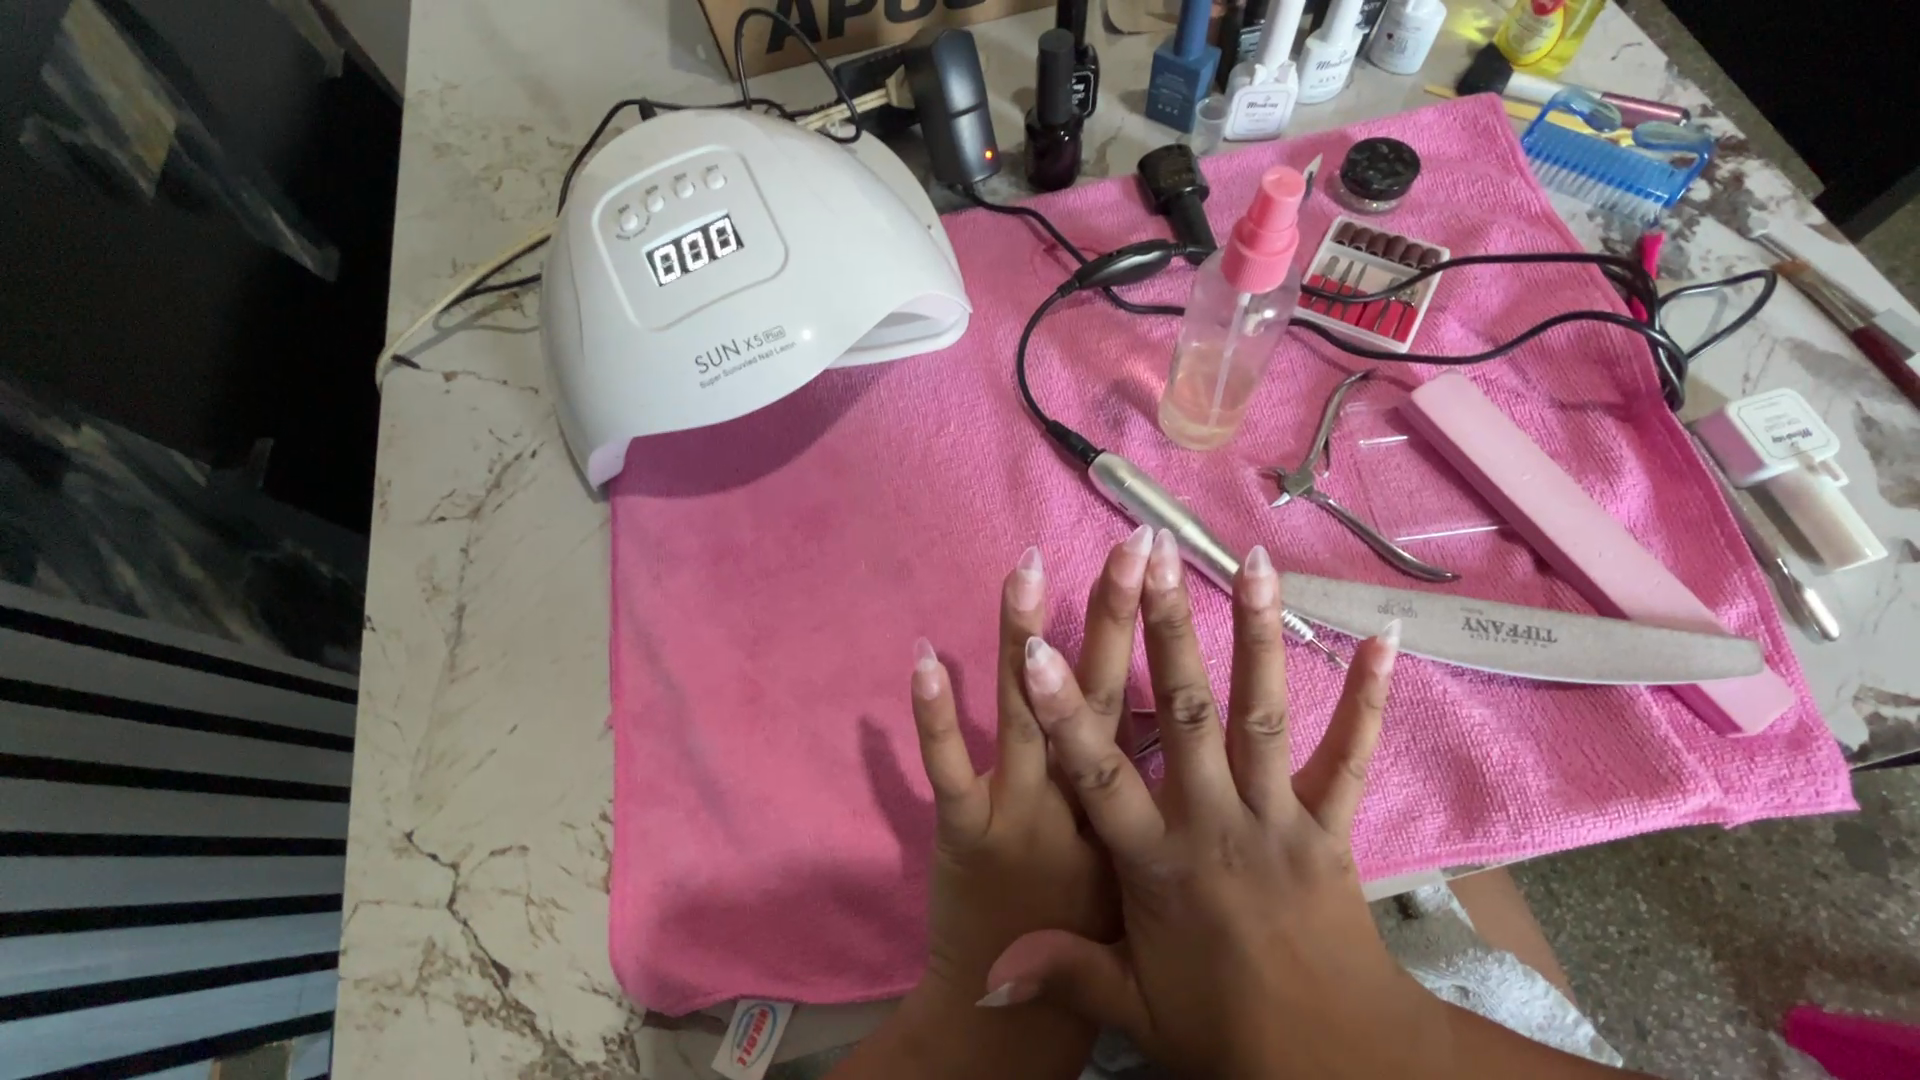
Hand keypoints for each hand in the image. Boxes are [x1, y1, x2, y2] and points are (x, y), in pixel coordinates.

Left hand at [911, 531, 1154, 995]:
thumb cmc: (1093, 954)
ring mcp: (1016, 810)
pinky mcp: (961, 831)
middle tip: (1130, 543)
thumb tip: (1191, 745)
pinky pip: (944, 766)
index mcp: (1131, 809)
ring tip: (1027, 567)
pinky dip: (932, 715)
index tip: (1169, 572)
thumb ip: (1165, 820)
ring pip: (1022, 713)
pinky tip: (921, 655)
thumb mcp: (1148, 890)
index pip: (1153, 707)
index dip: (1161, 638)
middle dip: (1117, 614)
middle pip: (1105, 690)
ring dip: (1022, 636)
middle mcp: (1079, 797)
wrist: (1016, 1030)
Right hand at [981, 530, 1436, 1079]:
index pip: (1100, 774)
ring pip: (1262, 713)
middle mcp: (1218, 824)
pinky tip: (1384, 636)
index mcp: (1160, 865)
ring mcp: (1281, 818)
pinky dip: (1369, 697)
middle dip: (1164, 631)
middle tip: (1149, 557)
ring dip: (1256, 632)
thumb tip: (983, 976)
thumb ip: (1064, 971)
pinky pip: (1351, 756)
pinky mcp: (1332, 825)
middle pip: (1187, 715)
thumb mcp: (1137, 1010)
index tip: (1038, 645)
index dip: (1065, 710)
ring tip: (1250, 560)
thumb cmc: (1227, 1031)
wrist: (1341, 1065)